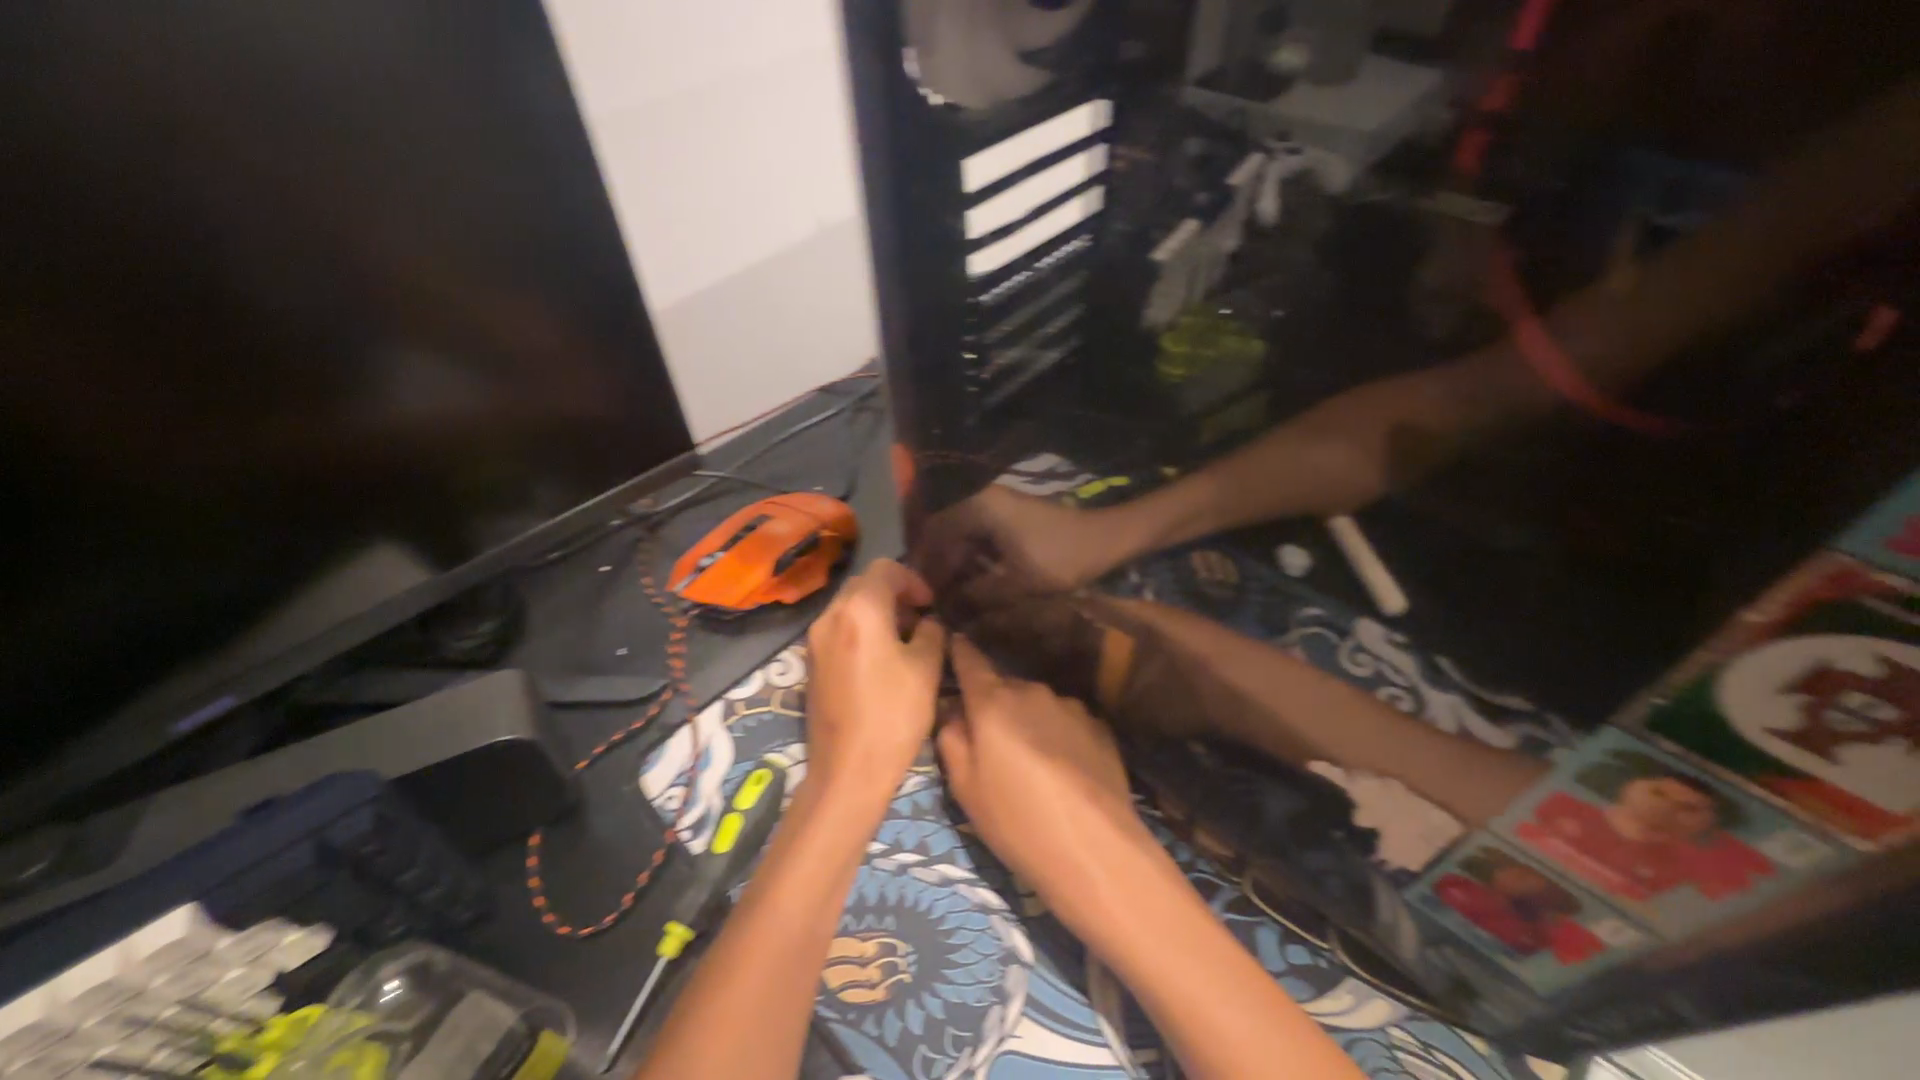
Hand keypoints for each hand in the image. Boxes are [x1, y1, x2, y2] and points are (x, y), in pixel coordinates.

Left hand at [805, 559, 946, 798]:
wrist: (848, 770)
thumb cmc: (893, 716)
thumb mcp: (926, 669)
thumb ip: (932, 632)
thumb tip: (929, 621)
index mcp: (859, 610)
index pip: (886, 569)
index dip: (914, 580)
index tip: (932, 605)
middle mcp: (829, 616)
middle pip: (864, 585)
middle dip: (894, 595)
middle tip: (921, 621)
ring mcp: (814, 641)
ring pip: (849, 609)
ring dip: (877, 614)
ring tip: (904, 642)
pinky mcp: (810, 665)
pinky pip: (839, 631)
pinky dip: (861, 633)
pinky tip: (881, 661)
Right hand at [917, 485, 1130, 596]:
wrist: (1108, 538)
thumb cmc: (1062, 558)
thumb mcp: (1018, 583)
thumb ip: (978, 595)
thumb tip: (949, 610)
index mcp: (979, 509)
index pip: (934, 533)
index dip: (923, 564)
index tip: (919, 594)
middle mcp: (982, 500)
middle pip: (945, 532)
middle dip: (937, 565)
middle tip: (931, 599)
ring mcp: (997, 506)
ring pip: (961, 536)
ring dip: (954, 564)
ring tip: (948, 597)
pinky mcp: (1010, 516)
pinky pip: (979, 536)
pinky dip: (971, 559)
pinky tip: (971, 585)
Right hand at [936, 636, 1156, 923]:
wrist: (1095, 848)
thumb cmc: (1017, 821)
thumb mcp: (965, 788)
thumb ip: (952, 740)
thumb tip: (954, 713)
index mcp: (994, 702)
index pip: (970, 660)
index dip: (959, 651)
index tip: (953, 643)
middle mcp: (1034, 692)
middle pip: (1005, 687)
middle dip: (994, 705)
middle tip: (991, 744)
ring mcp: (1072, 707)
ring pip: (1038, 705)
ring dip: (1029, 722)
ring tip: (1031, 764)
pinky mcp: (1101, 727)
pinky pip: (1066, 723)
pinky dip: (1058, 736)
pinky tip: (1062, 771)